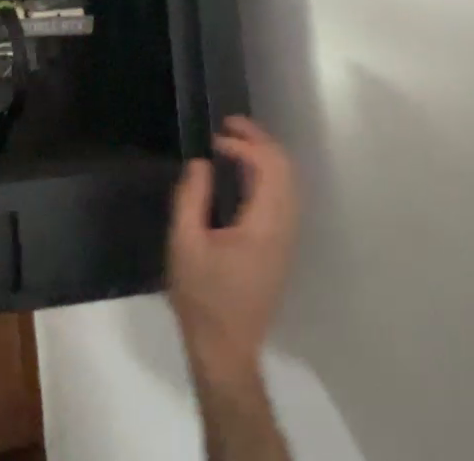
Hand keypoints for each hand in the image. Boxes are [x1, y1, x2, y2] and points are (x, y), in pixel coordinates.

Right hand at [167, 117, 298, 384]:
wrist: (225, 347)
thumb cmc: (201, 297)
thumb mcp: (184, 244)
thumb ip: (191, 198)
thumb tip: (202, 164)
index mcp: (264, 226)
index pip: (269, 168)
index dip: (244, 144)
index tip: (213, 139)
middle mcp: (285, 229)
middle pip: (287, 172)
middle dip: (260, 141)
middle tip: (228, 125)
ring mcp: (287, 240)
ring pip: (289, 185)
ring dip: (266, 157)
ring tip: (234, 142)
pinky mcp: (280, 249)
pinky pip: (283, 199)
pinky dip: (267, 176)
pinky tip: (243, 174)